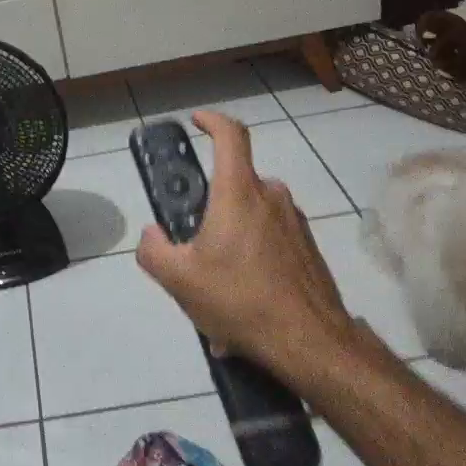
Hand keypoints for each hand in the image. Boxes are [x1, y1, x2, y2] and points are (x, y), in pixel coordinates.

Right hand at [135, 110, 357, 383]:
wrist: (312, 344)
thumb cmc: (241, 300)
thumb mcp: (179, 280)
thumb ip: (154, 250)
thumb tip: (152, 234)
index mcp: (239, 192)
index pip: (231, 135)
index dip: (212, 121)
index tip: (197, 122)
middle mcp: (272, 197)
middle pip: (235, 184)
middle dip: (212, 209)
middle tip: (195, 247)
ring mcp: (296, 224)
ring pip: (253, 219)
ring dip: (232, 243)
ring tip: (218, 291)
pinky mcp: (309, 251)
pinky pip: (272, 244)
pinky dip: (254, 264)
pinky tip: (243, 306)